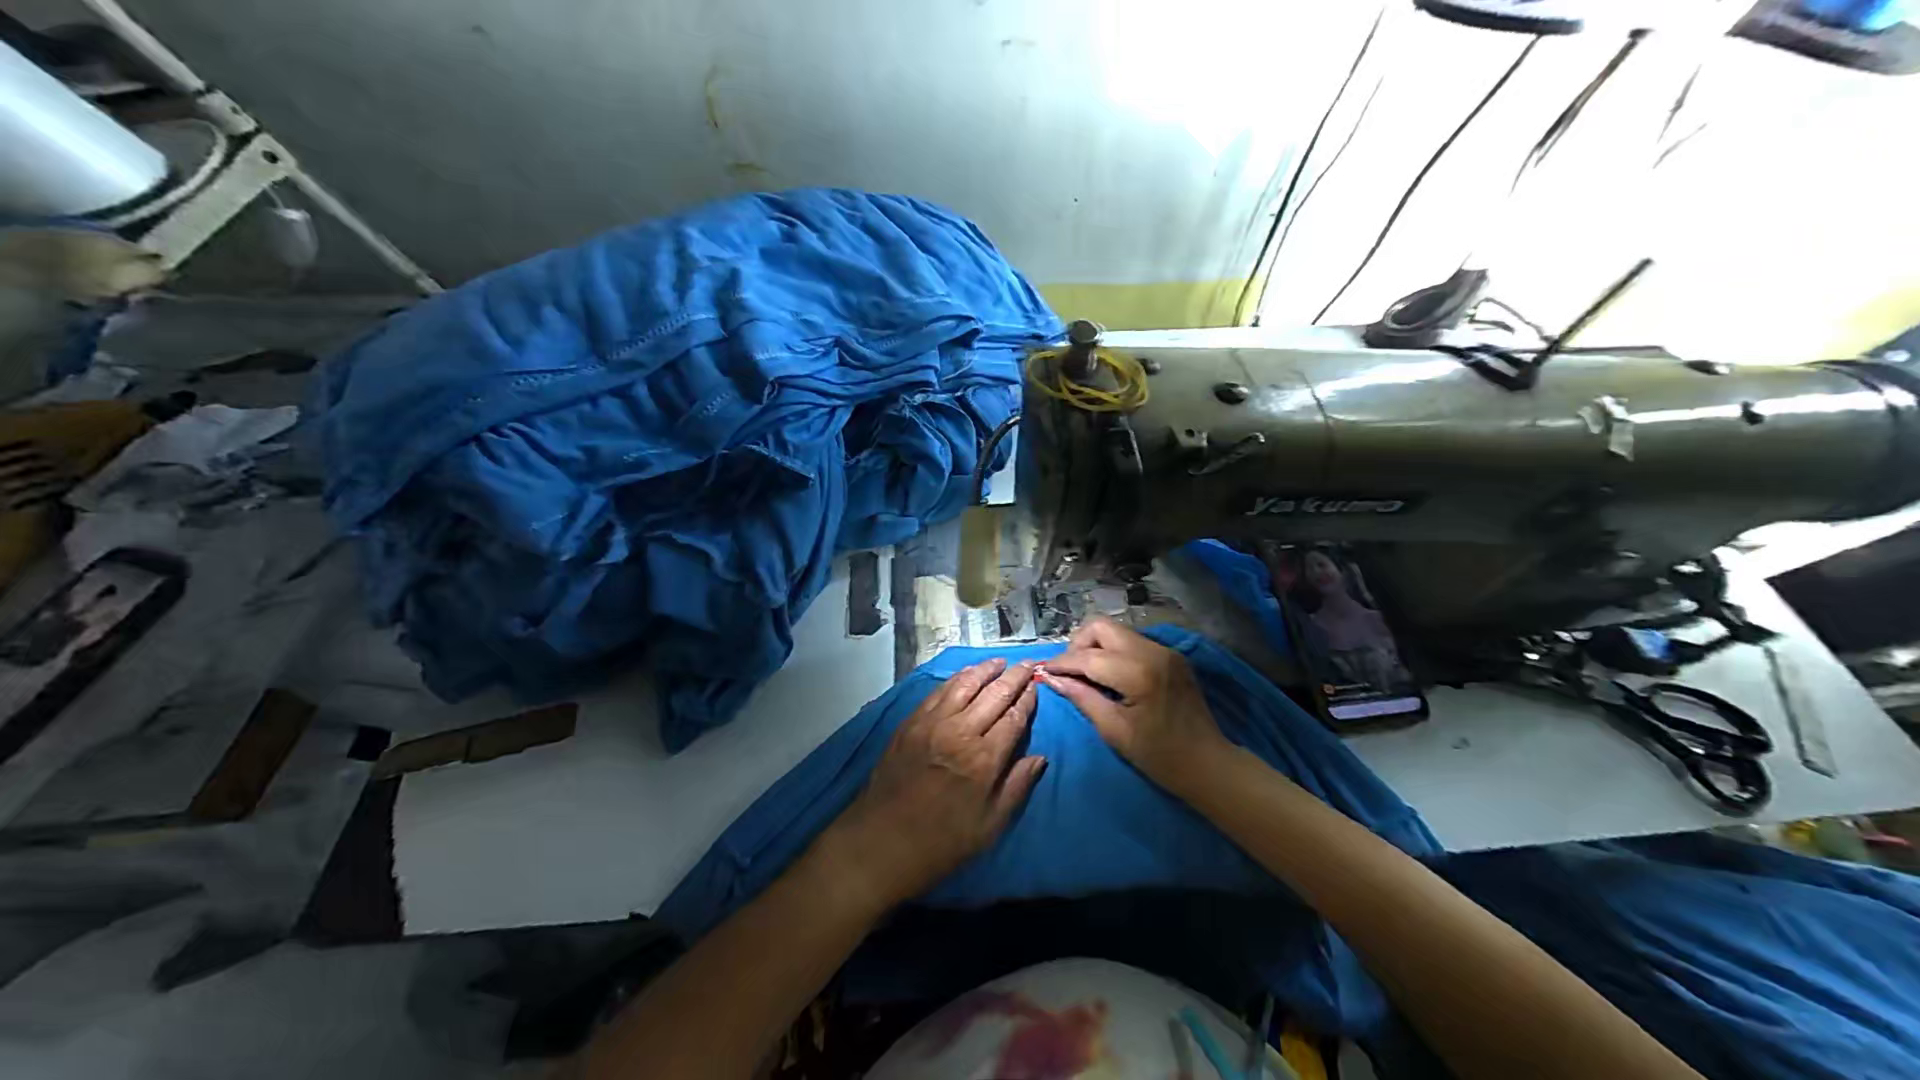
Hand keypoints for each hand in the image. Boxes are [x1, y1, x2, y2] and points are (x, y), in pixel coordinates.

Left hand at [818, 657, 1046, 907]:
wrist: (882, 841)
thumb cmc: (941, 842)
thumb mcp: (989, 826)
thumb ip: (1016, 787)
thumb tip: (1039, 758)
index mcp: (984, 759)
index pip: (1014, 717)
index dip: (1028, 699)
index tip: (1038, 684)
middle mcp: (960, 731)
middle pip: (993, 694)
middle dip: (1014, 677)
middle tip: (1028, 663)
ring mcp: (932, 723)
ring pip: (964, 685)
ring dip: (985, 670)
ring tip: (999, 662)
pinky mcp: (911, 722)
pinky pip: (938, 692)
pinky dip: (956, 679)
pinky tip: (965, 675)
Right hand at [1038, 617, 1230, 795]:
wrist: (1209, 764)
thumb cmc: (1159, 756)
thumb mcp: (1114, 730)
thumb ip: (1082, 698)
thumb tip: (1052, 679)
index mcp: (1138, 672)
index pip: (1088, 656)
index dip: (1062, 663)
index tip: (1043, 671)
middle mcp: (1152, 651)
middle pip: (1101, 627)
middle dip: (1078, 645)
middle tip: (1069, 672)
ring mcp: (1165, 651)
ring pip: (1117, 631)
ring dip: (1096, 647)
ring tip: (1086, 674)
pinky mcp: (1171, 656)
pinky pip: (1133, 642)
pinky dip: (1114, 652)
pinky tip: (1110, 676)